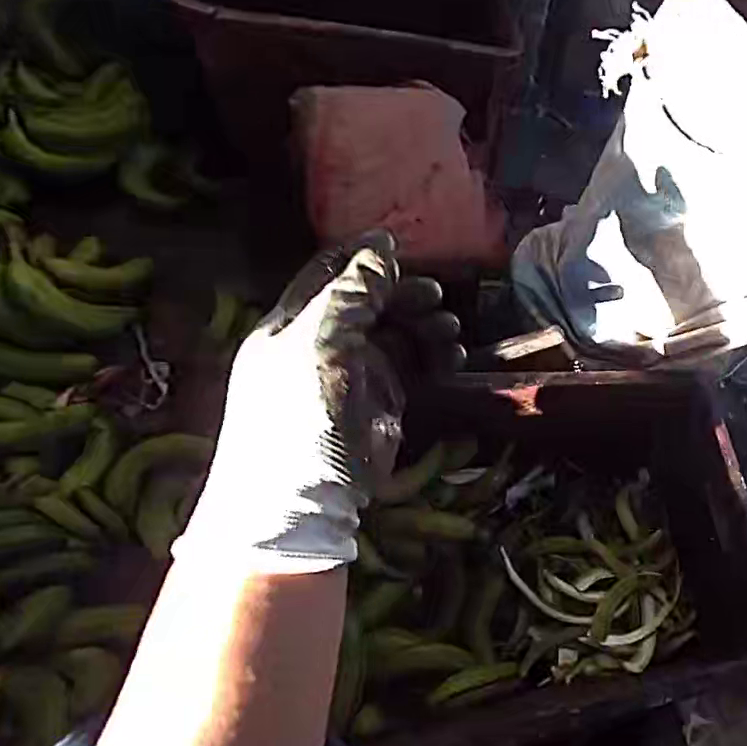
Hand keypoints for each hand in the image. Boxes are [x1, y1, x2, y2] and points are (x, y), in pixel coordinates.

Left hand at [180, 230, 460, 573]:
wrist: (301, 499)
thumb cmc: (300, 414)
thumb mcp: (320, 345)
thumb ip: (351, 294)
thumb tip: (382, 248)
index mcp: (295, 323)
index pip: (329, 274)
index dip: (362, 256)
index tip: (400, 246)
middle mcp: (324, 342)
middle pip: (370, 301)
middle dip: (404, 294)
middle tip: (435, 297)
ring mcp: (355, 370)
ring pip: (397, 331)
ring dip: (425, 325)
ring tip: (449, 331)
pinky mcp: (382, 398)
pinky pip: (413, 365)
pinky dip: (434, 356)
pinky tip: (452, 357)